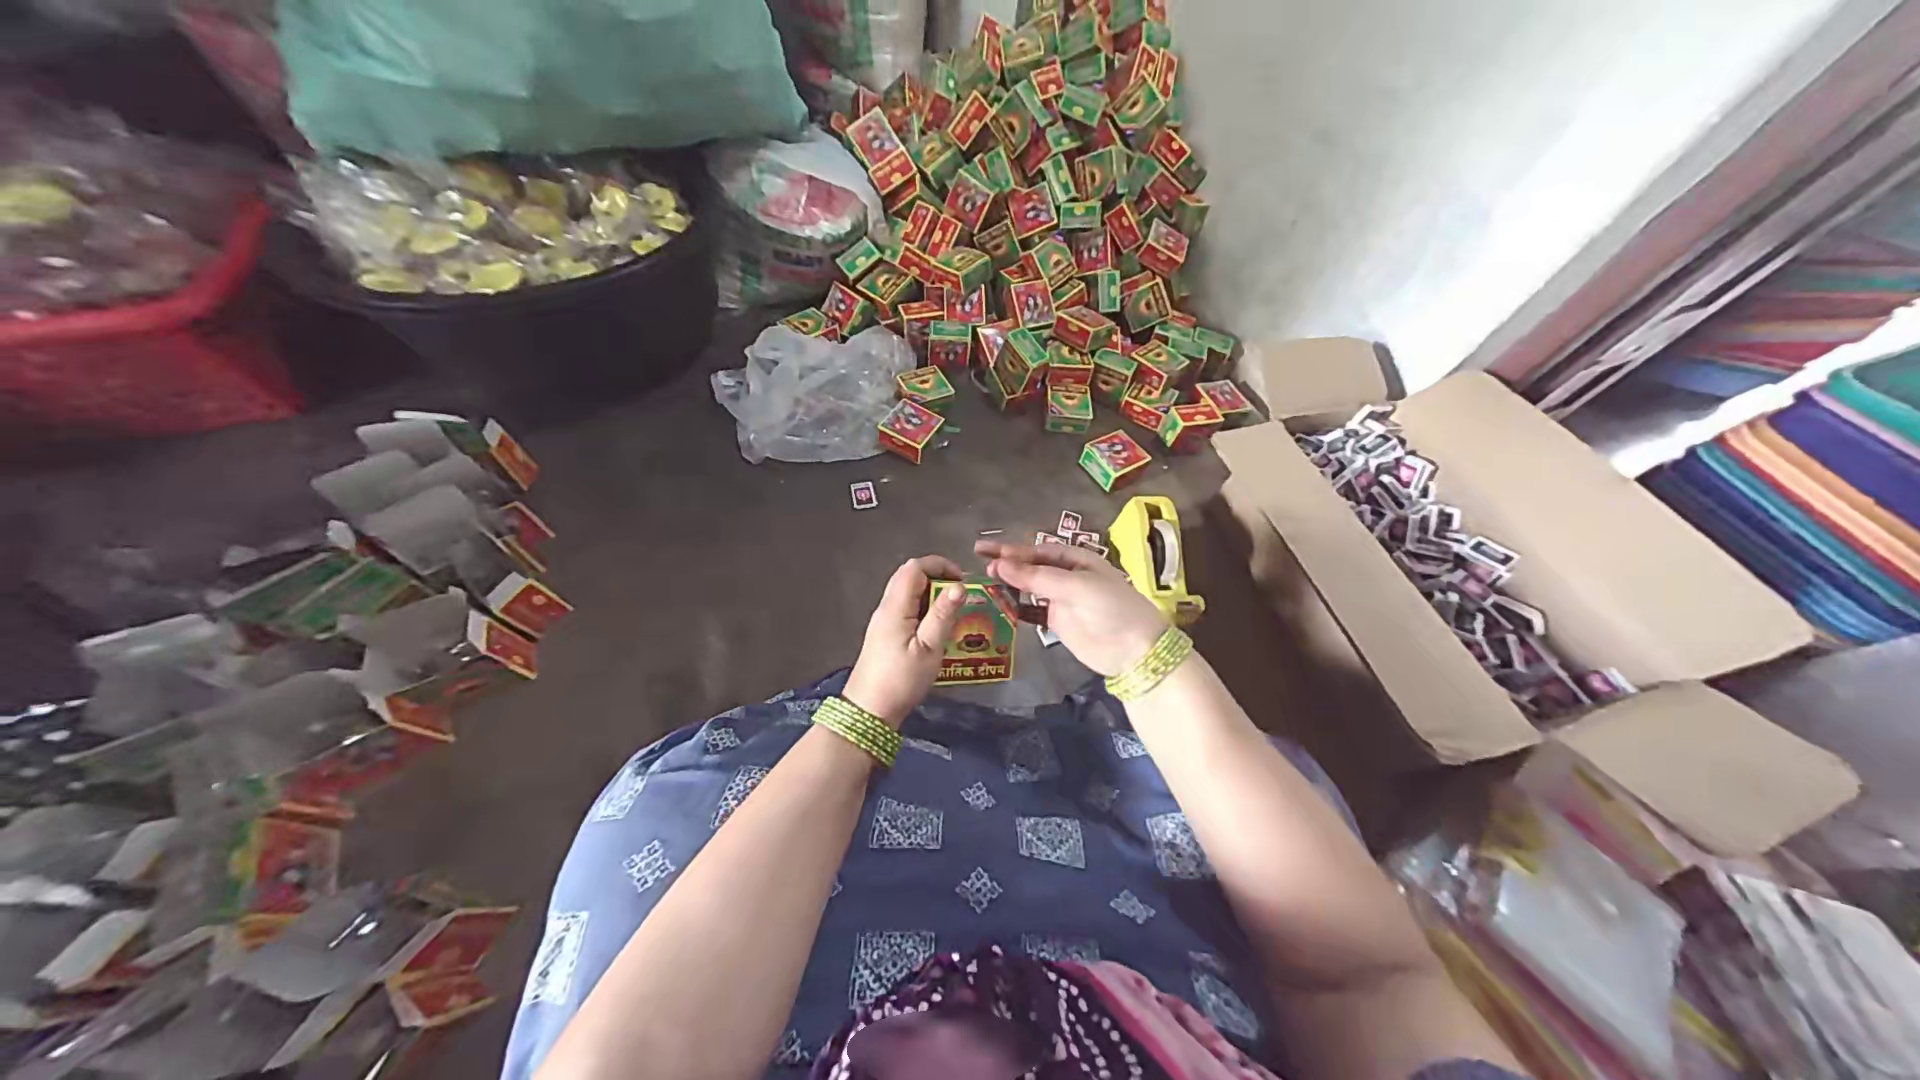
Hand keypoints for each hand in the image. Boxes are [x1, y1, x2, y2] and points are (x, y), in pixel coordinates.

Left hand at [843, 556, 967, 726]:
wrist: (870, 710)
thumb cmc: (902, 680)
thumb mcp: (929, 648)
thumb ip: (942, 615)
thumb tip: (958, 586)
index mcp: (895, 607)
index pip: (914, 568)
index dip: (939, 566)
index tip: (962, 580)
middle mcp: (886, 608)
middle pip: (909, 576)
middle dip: (937, 577)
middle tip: (961, 594)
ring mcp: (883, 621)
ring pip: (907, 593)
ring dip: (931, 594)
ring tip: (954, 611)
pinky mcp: (885, 634)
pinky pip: (906, 609)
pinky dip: (924, 609)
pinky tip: (937, 627)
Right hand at [975, 541, 1168, 675]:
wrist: (1134, 650)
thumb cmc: (1110, 608)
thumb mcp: (1075, 586)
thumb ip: (1037, 577)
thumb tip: (999, 565)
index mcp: (1076, 560)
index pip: (1038, 551)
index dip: (1012, 551)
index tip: (986, 552)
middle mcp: (1067, 576)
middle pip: (1031, 566)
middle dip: (1007, 565)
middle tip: (980, 565)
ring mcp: (1061, 599)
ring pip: (1028, 587)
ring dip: (1009, 585)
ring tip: (986, 583)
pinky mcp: (1057, 621)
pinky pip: (1031, 610)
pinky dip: (1016, 607)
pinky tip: (1000, 605)